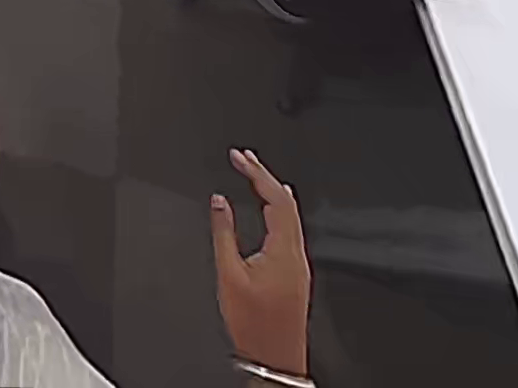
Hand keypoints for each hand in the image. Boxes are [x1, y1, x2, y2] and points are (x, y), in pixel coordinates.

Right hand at [210, 149, 310, 376]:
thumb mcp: (230, 275)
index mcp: (283, 249)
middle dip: (264, 174)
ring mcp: (298, 261)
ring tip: (255, 170)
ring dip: (272, 188)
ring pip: (291, 212)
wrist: (274, 360)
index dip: (256, 172)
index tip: (238, 157)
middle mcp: (296, 252)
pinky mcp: (295, 269)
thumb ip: (223, 232)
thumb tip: (219, 201)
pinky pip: (291, 225)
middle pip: (286, 201)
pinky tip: (273, 202)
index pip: (274, 197)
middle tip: (245, 157)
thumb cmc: (254, 325)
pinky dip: (279, 205)